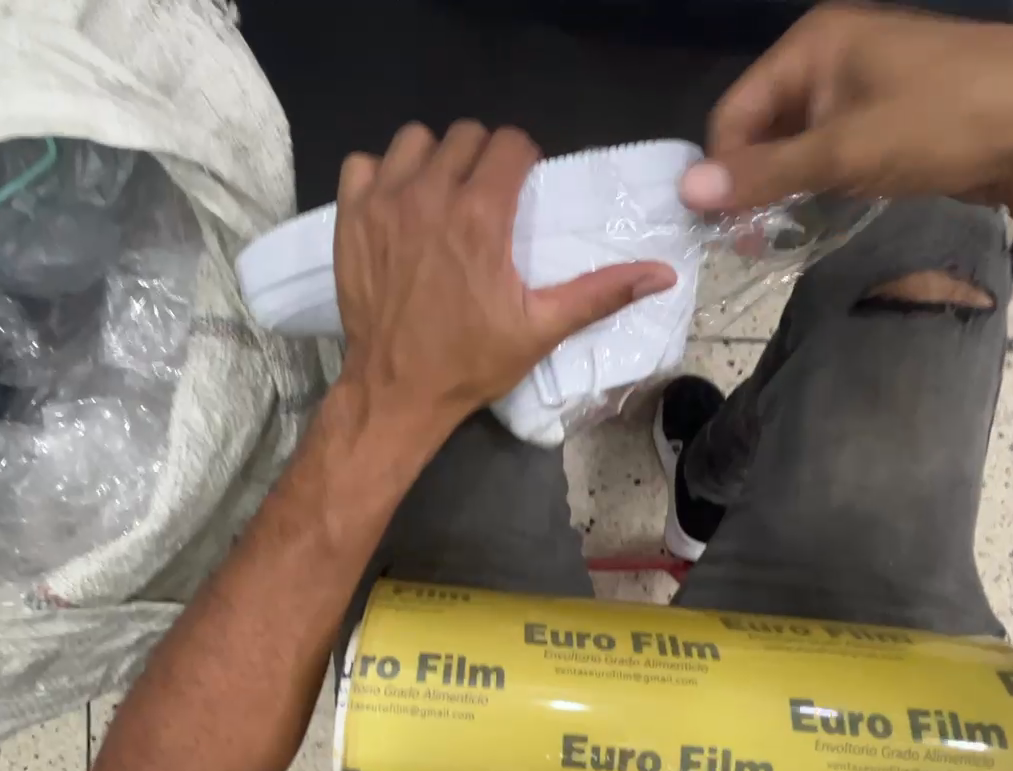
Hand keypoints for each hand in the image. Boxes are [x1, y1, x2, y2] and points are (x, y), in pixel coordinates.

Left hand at [334, 121, 676, 437]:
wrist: (397, 391)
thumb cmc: (470, 363)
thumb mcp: (539, 330)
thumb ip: (599, 294)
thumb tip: (662, 274)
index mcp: (480, 215)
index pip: (509, 142)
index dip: (522, 160)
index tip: (521, 188)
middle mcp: (430, 195)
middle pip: (465, 136)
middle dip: (482, 159)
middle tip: (484, 198)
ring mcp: (383, 204)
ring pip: (414, 142)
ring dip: (432, 160)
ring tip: (440, 198)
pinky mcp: (349, 219)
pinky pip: (363, 165)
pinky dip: (380, 177)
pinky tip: (394, 207)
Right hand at [677, 2, 1012, 211]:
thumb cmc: (944, 123)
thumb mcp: (843, 152)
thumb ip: (761, 174)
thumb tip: (686, 192)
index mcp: (812, 44)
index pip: (733, 113)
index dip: (724, 170)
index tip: (729, 226)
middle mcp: (827, 56)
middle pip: (758, 129)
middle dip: (751, 183)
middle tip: (755, 238)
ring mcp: (856, 84)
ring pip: (789, 144)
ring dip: (780, 189)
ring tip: (783, 231)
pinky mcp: (879, 114)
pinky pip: (823, 150)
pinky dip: (812, 183)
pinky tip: (819, 209)